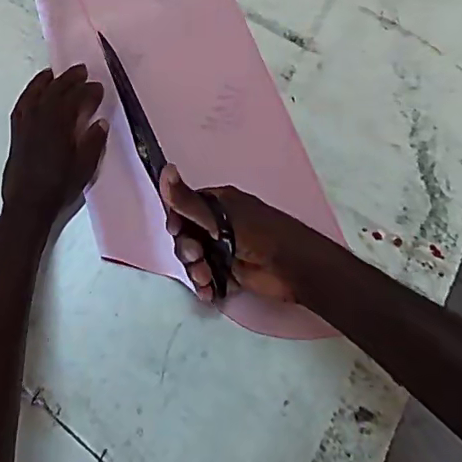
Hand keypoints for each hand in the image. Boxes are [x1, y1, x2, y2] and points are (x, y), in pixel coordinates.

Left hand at [1, 65, 108, 234]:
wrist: (27, 204)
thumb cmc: (59, 187)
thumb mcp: (84, 167)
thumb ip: (93, 142)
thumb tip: (100, 122)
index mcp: (60, 123)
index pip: (76, 98)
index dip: (88, 91)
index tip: (99, 87)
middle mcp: (41, 117)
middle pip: (56, 90)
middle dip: (70, 79)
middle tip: (82, 71)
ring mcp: (26, 122)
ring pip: (37, 92)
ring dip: (49, 80)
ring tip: (57, 73)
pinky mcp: (16, 130)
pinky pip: (23, 103)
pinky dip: (30, 92)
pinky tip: (35, 91)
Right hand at [161, 166, 312, 303]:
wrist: (296, 269)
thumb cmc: (260, 234)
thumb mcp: (221, 217)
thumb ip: (188, 200)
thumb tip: (166, 169)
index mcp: (218, 203)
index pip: (185, 207)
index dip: (177, 221)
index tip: (176, 231)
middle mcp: (219, 224)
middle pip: (187, 236)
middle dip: (187, 249)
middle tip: (196, 258)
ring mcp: (225, 248)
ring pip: (196, 258)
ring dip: (195, 269)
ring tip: (205, 279)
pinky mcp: (231, 272)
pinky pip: (208, 276)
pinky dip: (205, 285)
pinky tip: (209, 292)